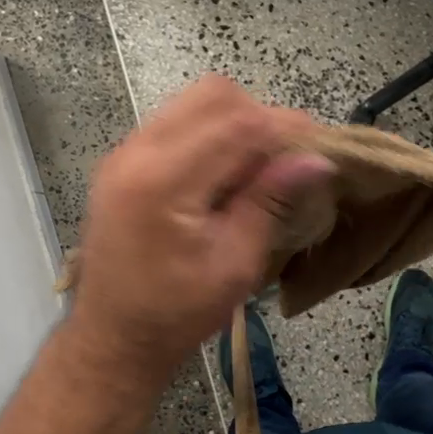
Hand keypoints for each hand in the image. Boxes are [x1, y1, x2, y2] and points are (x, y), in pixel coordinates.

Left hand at [65, 76, 332, 383]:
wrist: (114, 338)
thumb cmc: (177, 313)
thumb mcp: (235, 263)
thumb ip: (270, 201)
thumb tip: (317, 159)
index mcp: (162, 181)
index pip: (236, 123)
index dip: (284, 126)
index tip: (318, 144)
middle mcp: (136, 153)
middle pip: (212, 95)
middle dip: (259, 115)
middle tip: (287, 156)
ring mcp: (124, 154)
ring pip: (192, 103)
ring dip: (234, 122)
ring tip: (260, 166)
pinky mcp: (122, 164)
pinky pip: (175, 123)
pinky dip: (209, 134)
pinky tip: (227, 173)